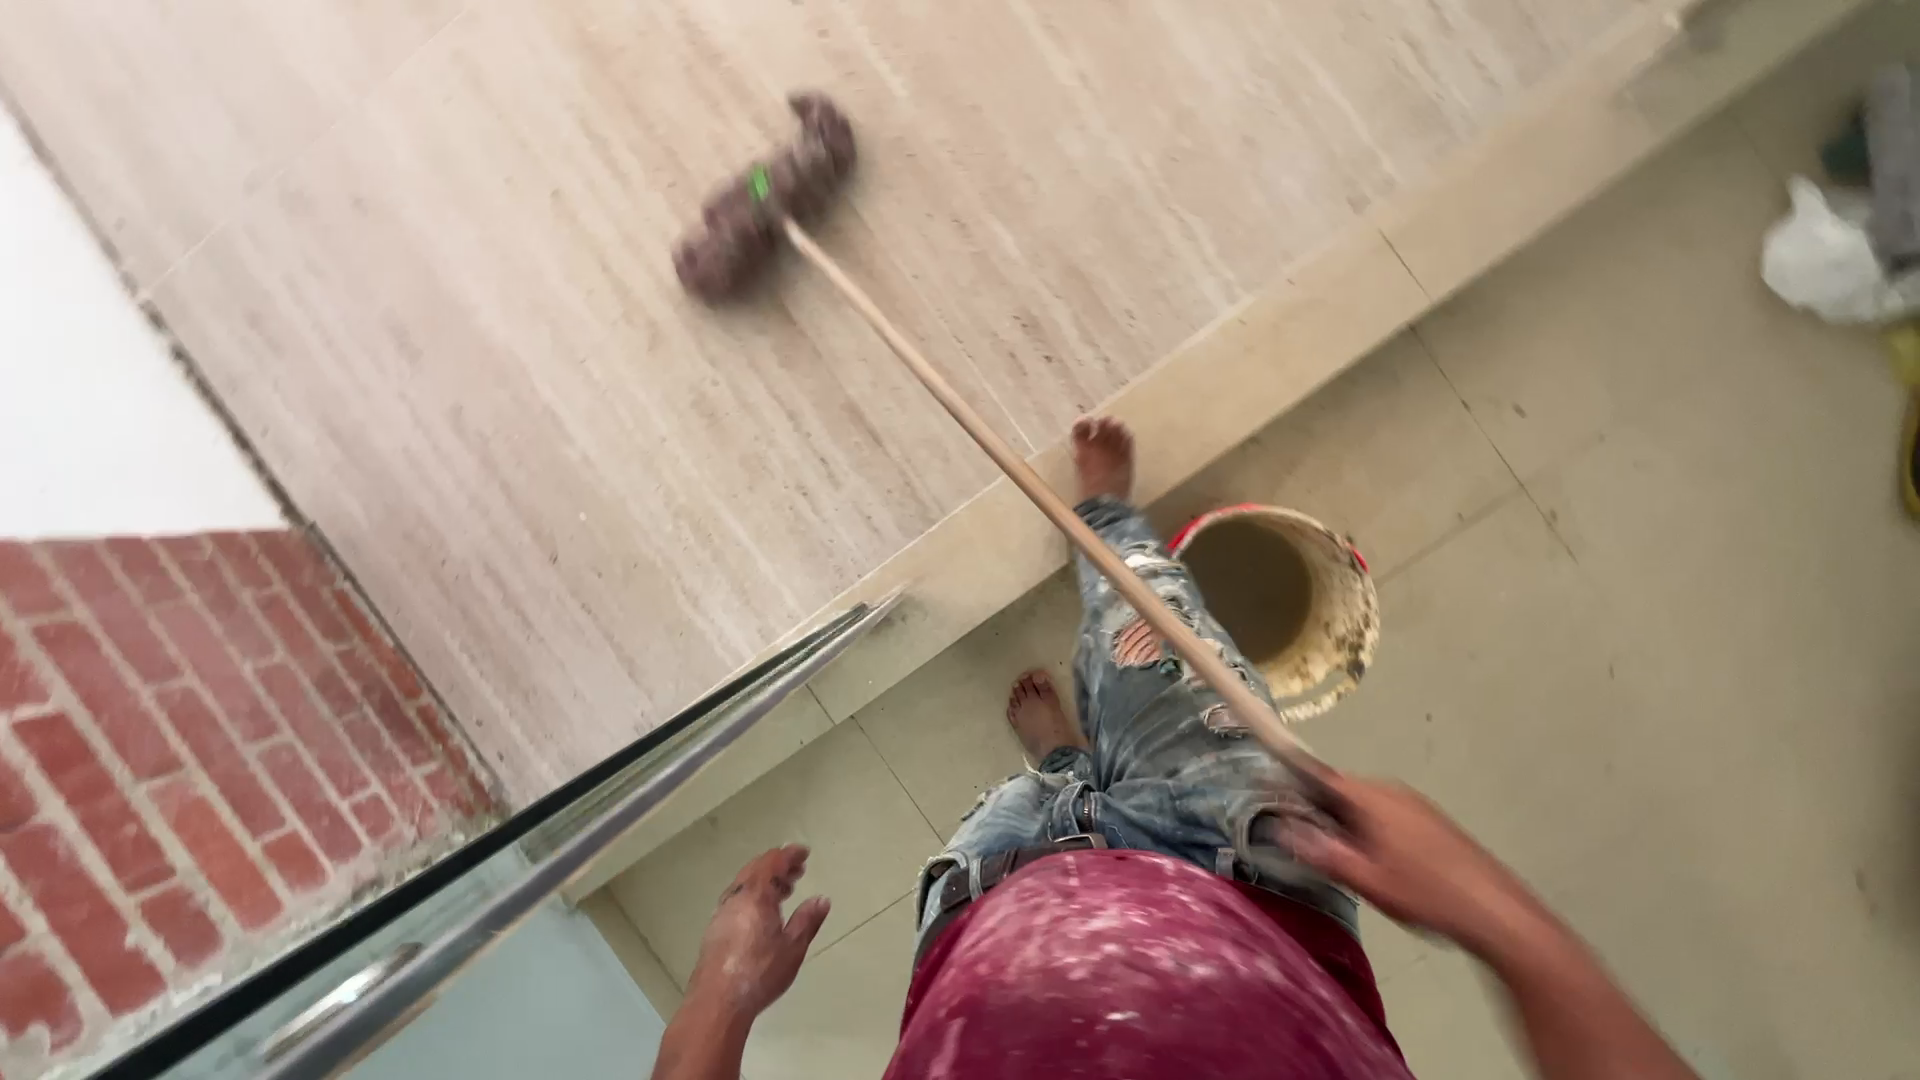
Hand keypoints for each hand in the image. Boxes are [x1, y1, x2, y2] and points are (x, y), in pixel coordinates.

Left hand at [684, 845, 831, 1016]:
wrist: (716, 1004)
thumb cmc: (759, 973)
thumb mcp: (793, 947)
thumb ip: (807, 920)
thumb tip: (822, 899)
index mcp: (756, 895)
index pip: (774, 862)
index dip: (790, 855)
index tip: (805, 853)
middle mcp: (735, 898)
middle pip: (756, 869)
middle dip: (778, 866)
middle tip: (797, 872)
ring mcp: (721, 914)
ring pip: (743, 884)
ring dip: (764, 881)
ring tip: (783, 892)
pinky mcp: (713, 930)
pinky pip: (735, 899)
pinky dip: (752, 895)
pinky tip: (761, 914)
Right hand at [1280, 770, 1542, 955]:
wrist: (1499, 915)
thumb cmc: (1426, 894)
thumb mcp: (1365, 880)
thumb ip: (1321, 852)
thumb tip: (1282, 829)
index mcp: (1372, 796)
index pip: (1318, 775)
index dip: (1289, 779)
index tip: (1267, 789)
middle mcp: (1392, 790)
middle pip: (1340, 789)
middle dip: (1319, 808)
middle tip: (1307, 839)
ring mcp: (1416, 804)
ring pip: (1364, 803)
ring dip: (1346, 821)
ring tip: (1344, 857)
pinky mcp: (1433, 821)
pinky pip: (1386, 813)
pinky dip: (1371, 828)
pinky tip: (1380, 862)